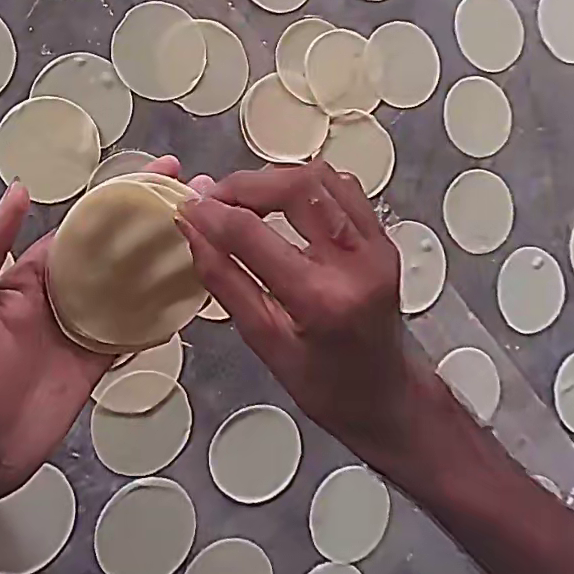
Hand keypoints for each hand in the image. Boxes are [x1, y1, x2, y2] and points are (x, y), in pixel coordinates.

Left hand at [0, 157, 181, 502]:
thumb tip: (18, 191)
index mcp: (35, 272)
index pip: (83, 226)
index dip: (118, 197)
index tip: (155, 170)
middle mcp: (68, 291)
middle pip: (117, 249)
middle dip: (151, 220)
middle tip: (196, 194)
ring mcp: (89, 325)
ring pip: (133, 284)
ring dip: (164, 259)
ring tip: (206, 233)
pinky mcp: (103, 357)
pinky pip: (137, 328)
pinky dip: (162, 310)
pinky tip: (191, 291)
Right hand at [176, 162, 434, 463]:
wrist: (386, 395)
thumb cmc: (322, 384)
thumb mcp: (263, 340)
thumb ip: (224, 280)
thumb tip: (192, 231)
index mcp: (321, 299)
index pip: (253, 235)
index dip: (212, 214)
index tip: (187, 207)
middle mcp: (356, 261)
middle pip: (296, 188)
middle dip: (245, 185)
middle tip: (214, 200)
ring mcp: (377, 244)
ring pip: (322, 178)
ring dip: (275, 179)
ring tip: (243, 201)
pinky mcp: (383, 237)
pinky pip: (343, 188)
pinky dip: (305, 185)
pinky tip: (282, 204)